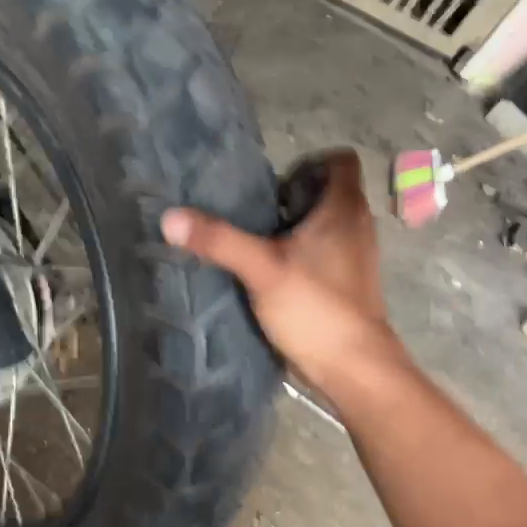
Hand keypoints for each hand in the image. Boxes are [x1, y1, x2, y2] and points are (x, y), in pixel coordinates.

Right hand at [162, 150, 406, 397]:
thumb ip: (218, 242)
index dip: (307, 164)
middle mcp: (356, 226)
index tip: (272, 189)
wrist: (352, 365)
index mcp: (344, 209)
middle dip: (290, 201)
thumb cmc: (314, 307)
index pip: (339, 161)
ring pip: (323, 229)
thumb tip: (170, 217)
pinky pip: (321, 258)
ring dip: (292, 233)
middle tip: (253, 220)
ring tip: (255, 250)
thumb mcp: (260, 269)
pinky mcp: (344, 288)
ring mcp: (353, 259)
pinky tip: (268, 281)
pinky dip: (298, 261)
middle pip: (326, 195)